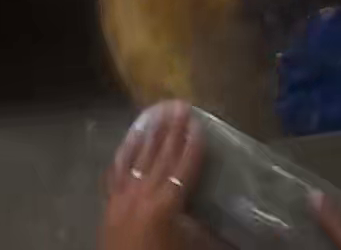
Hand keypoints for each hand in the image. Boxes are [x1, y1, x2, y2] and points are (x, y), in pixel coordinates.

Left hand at [103, 101, 205, 249]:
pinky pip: (118, 169)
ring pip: (138, 155)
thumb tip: (231, 224)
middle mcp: (143, 193)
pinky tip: (130, 138)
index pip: (183, 168)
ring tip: (158, 111)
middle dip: (172, 129)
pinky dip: (126, 150)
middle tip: (180, 105)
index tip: (198, 121)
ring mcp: (123, 196)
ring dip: (150, 132)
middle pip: (161, 155)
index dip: (192, 145)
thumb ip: (206, 233)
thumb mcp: (188, 249)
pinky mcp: (109, 203)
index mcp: (165, 206)